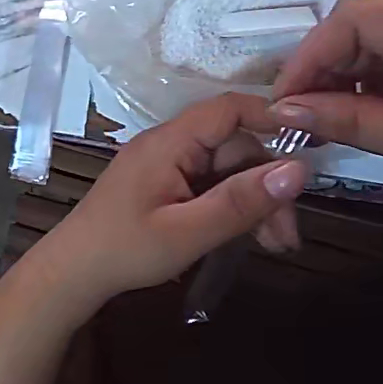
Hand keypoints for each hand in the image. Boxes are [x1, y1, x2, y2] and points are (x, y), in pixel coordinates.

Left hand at [36, 93, 308, 309]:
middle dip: (267, 184)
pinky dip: (232, 206)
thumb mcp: (188, 232)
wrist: (72, 273)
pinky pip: (209, 184)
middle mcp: (169, 144)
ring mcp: (166, 164)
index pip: (228, 109)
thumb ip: (241, 202)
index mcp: (170, 142)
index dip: (270, 118)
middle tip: (288, 233)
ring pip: (225, 169)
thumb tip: (299, 170)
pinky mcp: (165, 184)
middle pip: (233, 147)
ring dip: (254, 200)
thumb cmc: (125, 250)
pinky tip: (249, 236)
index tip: (310, 144)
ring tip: (276, 245)